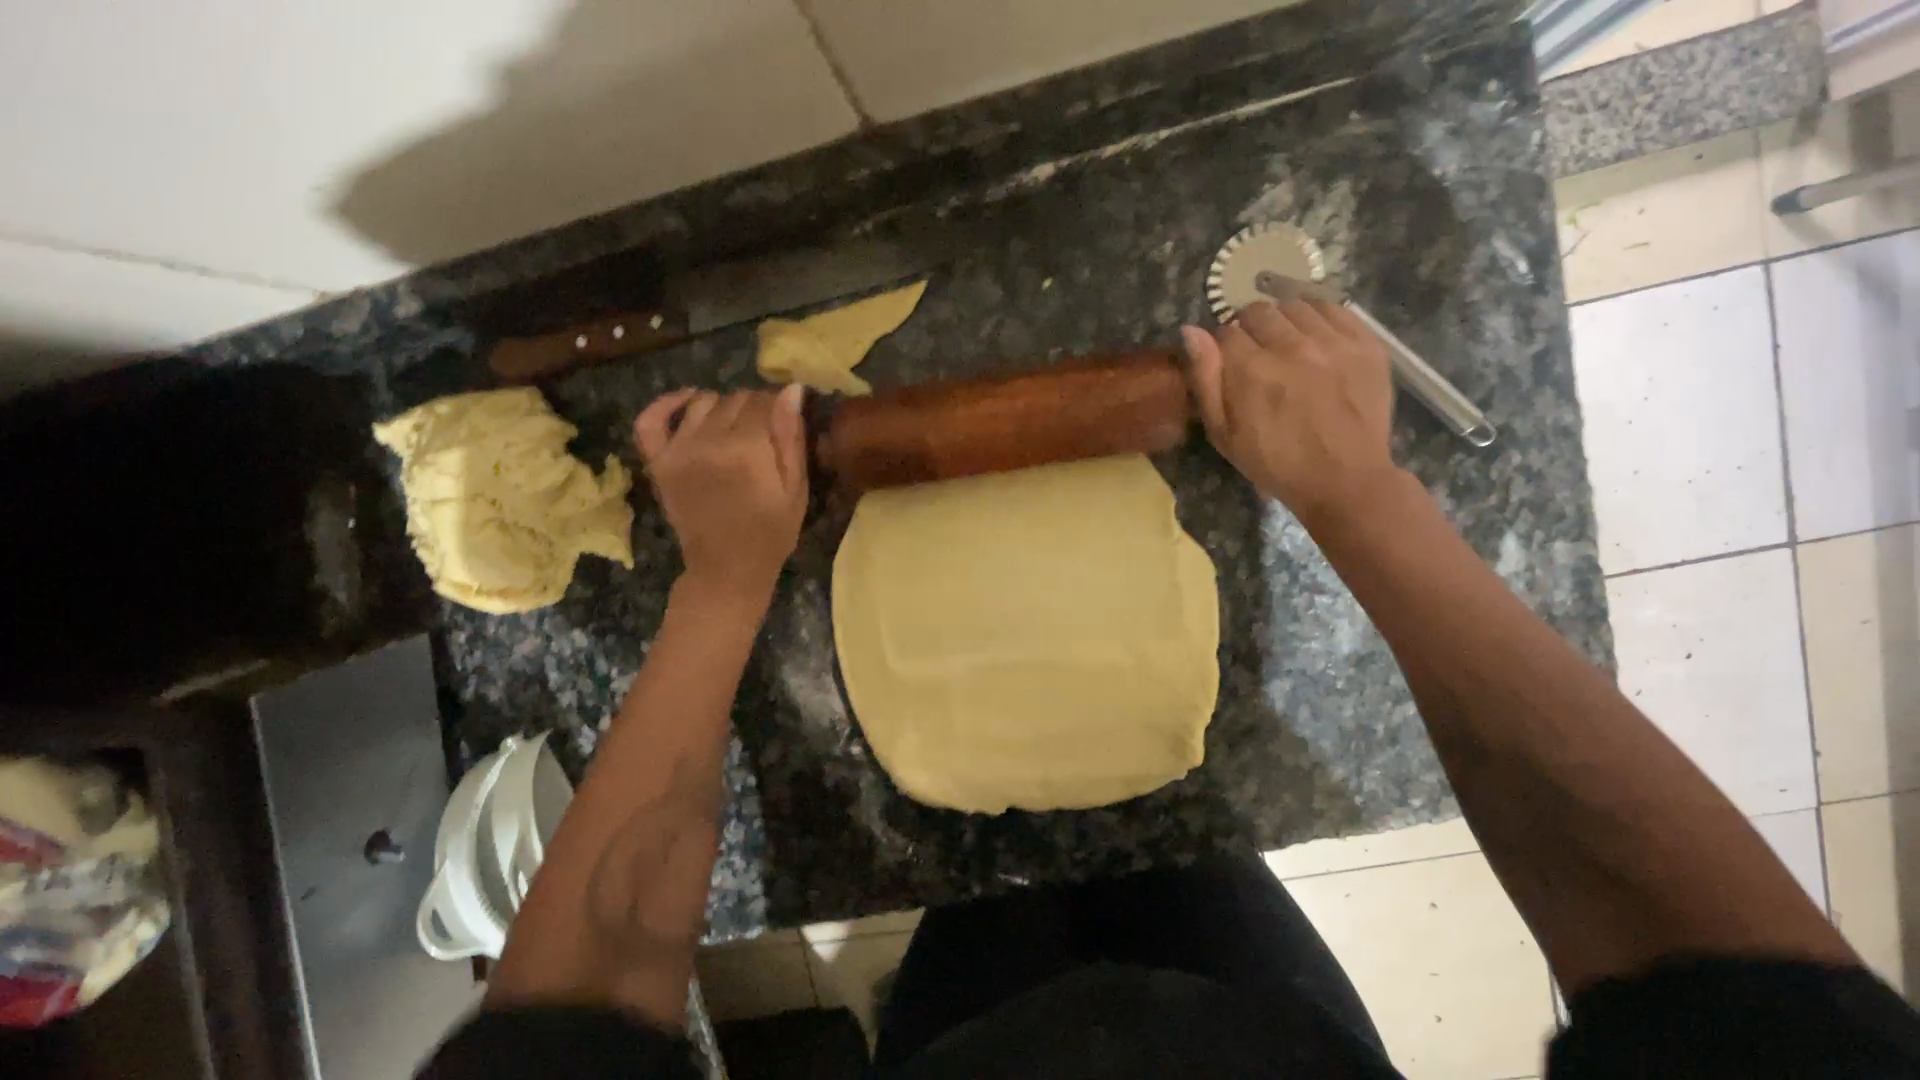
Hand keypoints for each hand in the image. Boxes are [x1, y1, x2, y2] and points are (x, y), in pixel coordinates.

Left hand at [633, 385, 807, 599]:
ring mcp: (678, 450)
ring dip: (722, 407)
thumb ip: (791, 437)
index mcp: (748, 449)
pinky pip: (652, 419)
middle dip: (754, 408)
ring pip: (703, 402)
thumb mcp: (795, 488)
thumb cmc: (771, 532)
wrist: (727, 568)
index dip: (778, 406)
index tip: (785, 422)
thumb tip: (792, 389)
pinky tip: (688, 400)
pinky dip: (668, 403)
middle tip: (764, 432)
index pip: (763, 401)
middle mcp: (709, 441)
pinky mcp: (658, 462)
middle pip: (734, 399)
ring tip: (734, 428)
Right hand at [1181, 300, 1400, 524]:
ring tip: (1286, 345)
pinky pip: (1333, 308)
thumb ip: (1205, 379)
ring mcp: (1333, 342)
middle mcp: (1292, 346)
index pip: (1225, 331)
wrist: (1345, 479)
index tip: (1229, 362)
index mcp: (1252, 370)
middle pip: (1259, 311)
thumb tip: (1190, 331)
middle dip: (1250, 329)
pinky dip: (1317, 316)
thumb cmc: (1276, 463)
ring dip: (1283, 320)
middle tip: (1257, 354)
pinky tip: (1313, 337)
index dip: (1222, 345)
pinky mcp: (1365, 343)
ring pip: (1295, 305)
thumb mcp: (1224, 434)